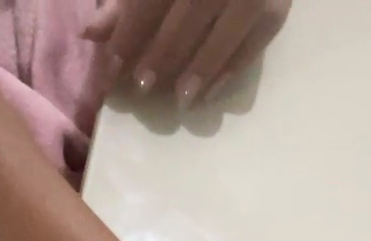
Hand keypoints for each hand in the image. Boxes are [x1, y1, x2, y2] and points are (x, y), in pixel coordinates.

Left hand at [85, 0, 292, 108]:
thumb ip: (125, 1)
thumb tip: (90, 34)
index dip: (129, 33)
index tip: (112, 71)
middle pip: (192, 7)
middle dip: (165, 49)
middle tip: (144, 86)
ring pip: (229, 25)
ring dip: (202, 66)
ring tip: (181, 100)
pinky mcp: (280, 2)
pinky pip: (258, 37)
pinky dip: (232, 68)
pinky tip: (209, 96)